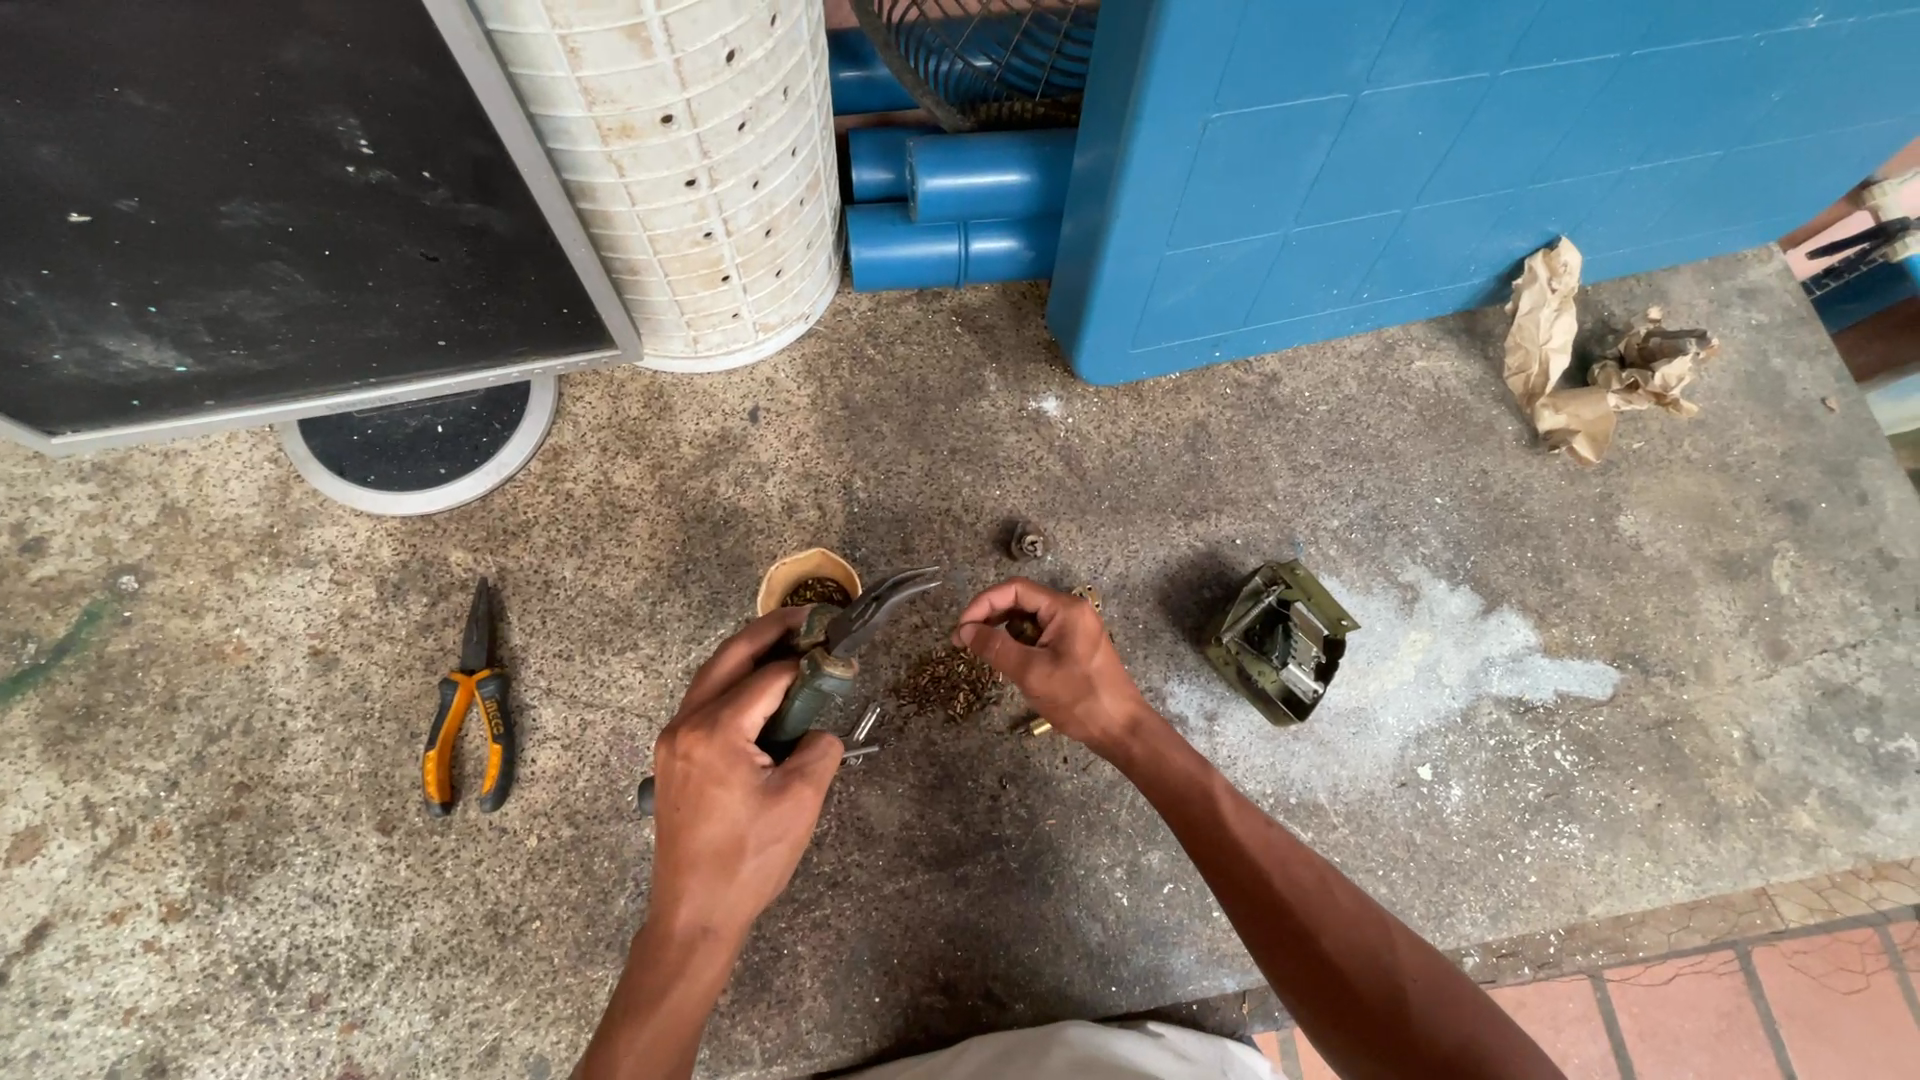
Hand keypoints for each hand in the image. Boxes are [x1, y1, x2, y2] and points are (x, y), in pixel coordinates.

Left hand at [647, 608, 842, 940]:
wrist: (694, 915)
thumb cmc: (749, 860)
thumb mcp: (801, 801)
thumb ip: (820, 749)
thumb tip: (818, 730)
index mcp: (715, 732)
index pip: (769, 677)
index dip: (806, 660)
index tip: (836, 646)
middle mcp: (685, 725)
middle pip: (728, 658)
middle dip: (768, 631)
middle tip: (807, 618)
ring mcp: (672, 741)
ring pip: (711, 677)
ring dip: (748, 655)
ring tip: (788, 644)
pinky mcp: (672, 758)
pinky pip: (704, 703)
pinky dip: (734, 685)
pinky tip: (761, 691)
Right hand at [952, 578, 1157, 757]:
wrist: (1121, 729)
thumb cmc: (1079, 699)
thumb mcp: (1032, 673)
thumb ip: (996, 648)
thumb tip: (964, 631)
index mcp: (1065, 608)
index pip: (1015, 590)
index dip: (983, 603)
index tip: (962, 627)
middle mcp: (1071, 611)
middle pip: (1021, 602)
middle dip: (990, 618)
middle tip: (965, 642)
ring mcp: (1074, 629)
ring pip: (1028, 620)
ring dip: (1003, 633)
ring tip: (984, 654)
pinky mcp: (1074, 647)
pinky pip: (1039, 636)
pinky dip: (1019, 645)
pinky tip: (1008, 663)